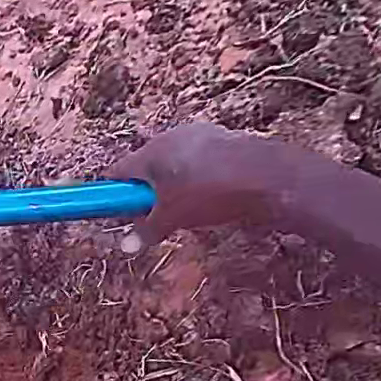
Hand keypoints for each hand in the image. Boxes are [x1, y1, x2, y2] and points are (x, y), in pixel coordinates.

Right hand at [104, 123, 302, 251]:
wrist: (266, 177)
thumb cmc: (208, 195)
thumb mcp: (172, 218)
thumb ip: (146, 230)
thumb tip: (126, 247)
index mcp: (151, 152)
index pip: (118, 172)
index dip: (114, 193)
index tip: (118, 212)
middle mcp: (170, 136)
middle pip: (146, 166)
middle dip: (146, 191)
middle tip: (156, 217)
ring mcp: (198, 134)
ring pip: (173, 163)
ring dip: (172, 185)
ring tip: (187, 209)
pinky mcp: (221, 138)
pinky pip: (196, 160)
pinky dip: (195, 178)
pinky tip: (210, 197)